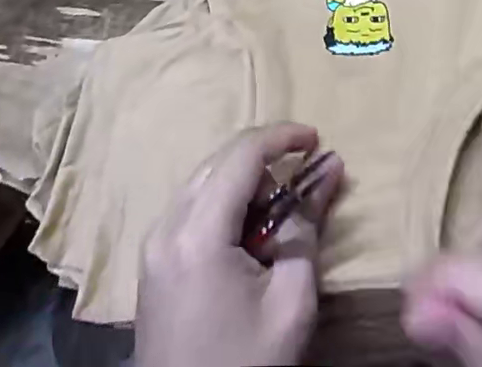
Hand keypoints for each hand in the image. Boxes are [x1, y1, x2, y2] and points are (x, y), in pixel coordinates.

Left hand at [135, 123, 344, 366]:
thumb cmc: (246, 366)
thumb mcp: (291, 303)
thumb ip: (306, 229)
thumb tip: (328, 171)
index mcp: (197, 232)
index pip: (242, 155)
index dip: (282, 137)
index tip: (317, 138)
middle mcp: (166, 223)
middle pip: (220, 161)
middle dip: (266, 162)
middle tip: (305, 185)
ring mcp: (154, 239)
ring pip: (205, 180)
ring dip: (246, 184)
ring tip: (279, 222)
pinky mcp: (153, 256)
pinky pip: (193, 206)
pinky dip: (226, 205)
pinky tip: (249, 237)